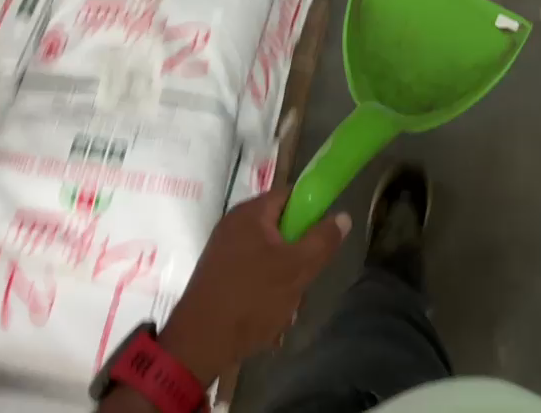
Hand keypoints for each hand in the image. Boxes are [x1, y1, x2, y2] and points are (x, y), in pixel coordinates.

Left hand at [156, 186, 350, 385]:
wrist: (197, 346)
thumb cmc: (251, 299)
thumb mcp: (296, 270)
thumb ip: (322, 241)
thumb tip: (343, 216)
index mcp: (251, 213)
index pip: (291, 194)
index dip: (312, 210)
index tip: (323, 237)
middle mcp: (234, 224)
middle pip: (281, 226)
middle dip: (298, 253)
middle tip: (305, 277)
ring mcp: (223, 251)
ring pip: (269, 255)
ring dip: (284, 278)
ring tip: (287, 306)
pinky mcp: (217, 276)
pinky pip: (252, 273)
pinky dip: (264, 290)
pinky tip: (268, 318)